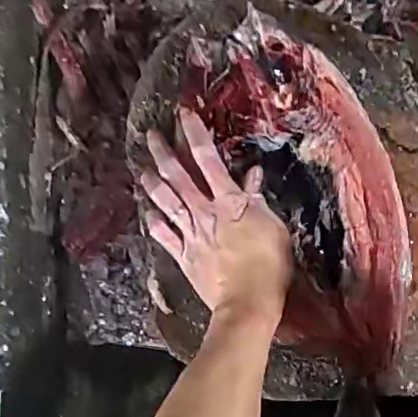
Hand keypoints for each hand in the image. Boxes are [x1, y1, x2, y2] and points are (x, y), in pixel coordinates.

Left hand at [139, 107, 293, 327]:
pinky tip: (148, 216)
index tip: (184, 113)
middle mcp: (204, 212)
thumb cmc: (270, 266)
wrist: (248, 303)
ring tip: (143, 169)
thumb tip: (252, 176)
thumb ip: (258, 201)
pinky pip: (165, 237)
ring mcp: (191, 235)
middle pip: (178, 176)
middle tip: (152, 135)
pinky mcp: (185, 257)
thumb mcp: (274, 228)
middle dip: (164, 152)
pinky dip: (156, 225)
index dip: (194, 133)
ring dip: (153, 184)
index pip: (208, 159)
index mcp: (228, 202)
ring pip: (166, 203)